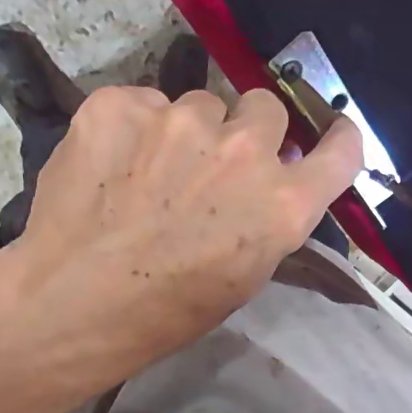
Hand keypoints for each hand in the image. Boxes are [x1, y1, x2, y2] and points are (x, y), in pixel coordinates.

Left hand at [0, 85, 362, 396]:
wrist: (71, 303)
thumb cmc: (165, 310)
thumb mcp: (243, 275)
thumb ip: (269, 217)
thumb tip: (270, 181)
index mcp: (283, 203)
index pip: (340, 148)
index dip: (334, 136)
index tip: (323, 133)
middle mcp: (243, 149)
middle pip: (264, 107)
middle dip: (244, 131)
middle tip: (208, 166)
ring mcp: (179, 120)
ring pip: (198, 103)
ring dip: (184, 130)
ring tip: (146, 174)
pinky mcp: (120, 104)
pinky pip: (142, 102)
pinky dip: (132, 127)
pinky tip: (109, 166)